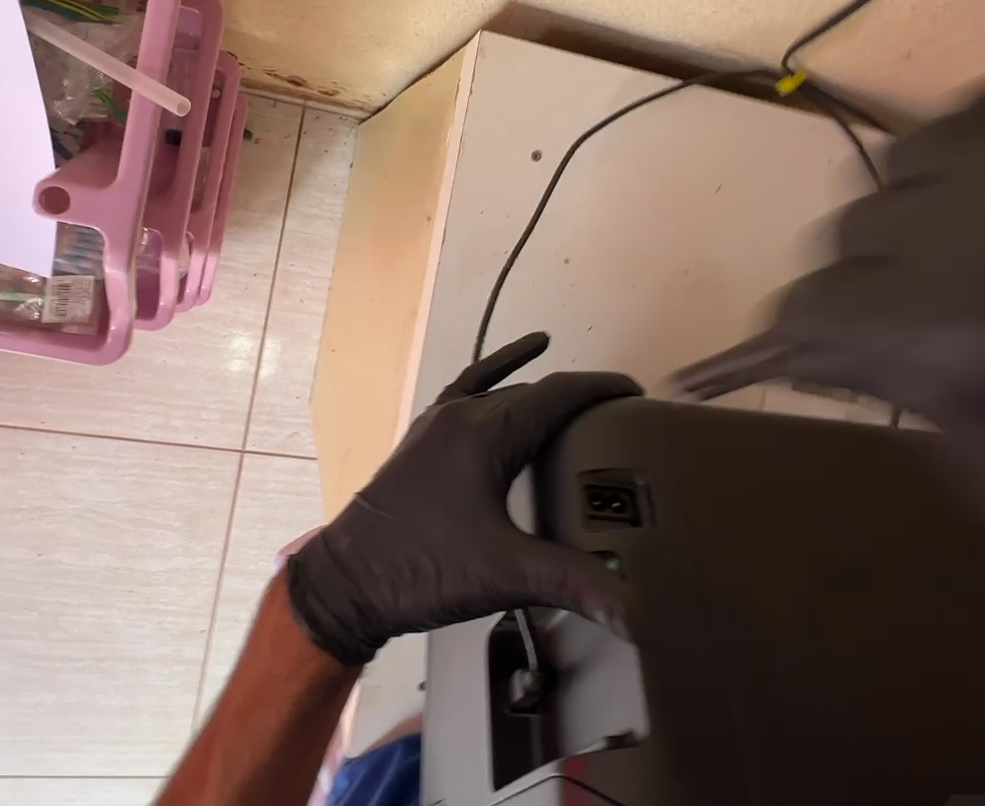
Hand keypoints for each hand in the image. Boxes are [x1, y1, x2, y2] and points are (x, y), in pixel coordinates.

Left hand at [286, 332, 640, 666]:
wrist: (347, 579)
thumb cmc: (424, 569)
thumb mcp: (504, 575)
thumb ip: (572, 584)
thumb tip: (638, 615)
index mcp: (486, 433)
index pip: (558, 394)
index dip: (601, 388)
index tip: (637, 393)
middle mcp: (463, 415)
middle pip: (533, 393)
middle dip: (578, 400)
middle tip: (620, 422)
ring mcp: (438, 422)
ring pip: (502, 394)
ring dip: (540, 394)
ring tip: (580, 406)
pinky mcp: (423, 436)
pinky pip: (466, 391)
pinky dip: (493, 375)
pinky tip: (510, 370)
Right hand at [675, 85, 984, 605]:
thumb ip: (929, 419)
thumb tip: (840, 370)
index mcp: (980, 311)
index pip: (813, 312)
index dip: (769, 351)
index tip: (739, 374)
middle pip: (843, 239)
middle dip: (843, 301)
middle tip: (886, 354)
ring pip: (892, 167)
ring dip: (890, 226)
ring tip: (934, 276)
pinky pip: (977, 112)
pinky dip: (949, 154)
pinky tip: (976, 198)